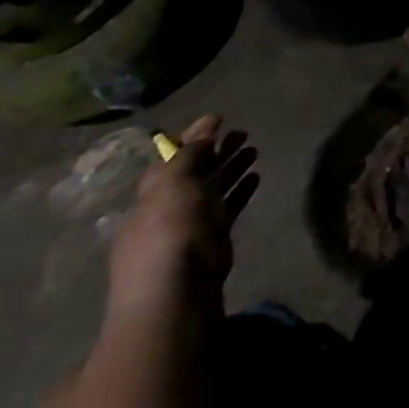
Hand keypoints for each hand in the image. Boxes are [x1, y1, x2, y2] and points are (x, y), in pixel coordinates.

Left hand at [106, 115, 257, 317]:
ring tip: (254, 150)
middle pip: (196, 172)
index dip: (194, 138)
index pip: (173, 159)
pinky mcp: (212, 239)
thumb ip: (189, 155)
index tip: (219, 118)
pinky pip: (227, 207)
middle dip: (217, 151)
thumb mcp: (175, 185)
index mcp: (152, 193)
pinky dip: (240, 190)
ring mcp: (190, 224)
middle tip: (244, 132)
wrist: (176, 290)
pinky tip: (256, 177)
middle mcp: (168, 207)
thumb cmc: (171, 231)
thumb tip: (204, 127)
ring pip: (213, 188)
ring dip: (231, 167)